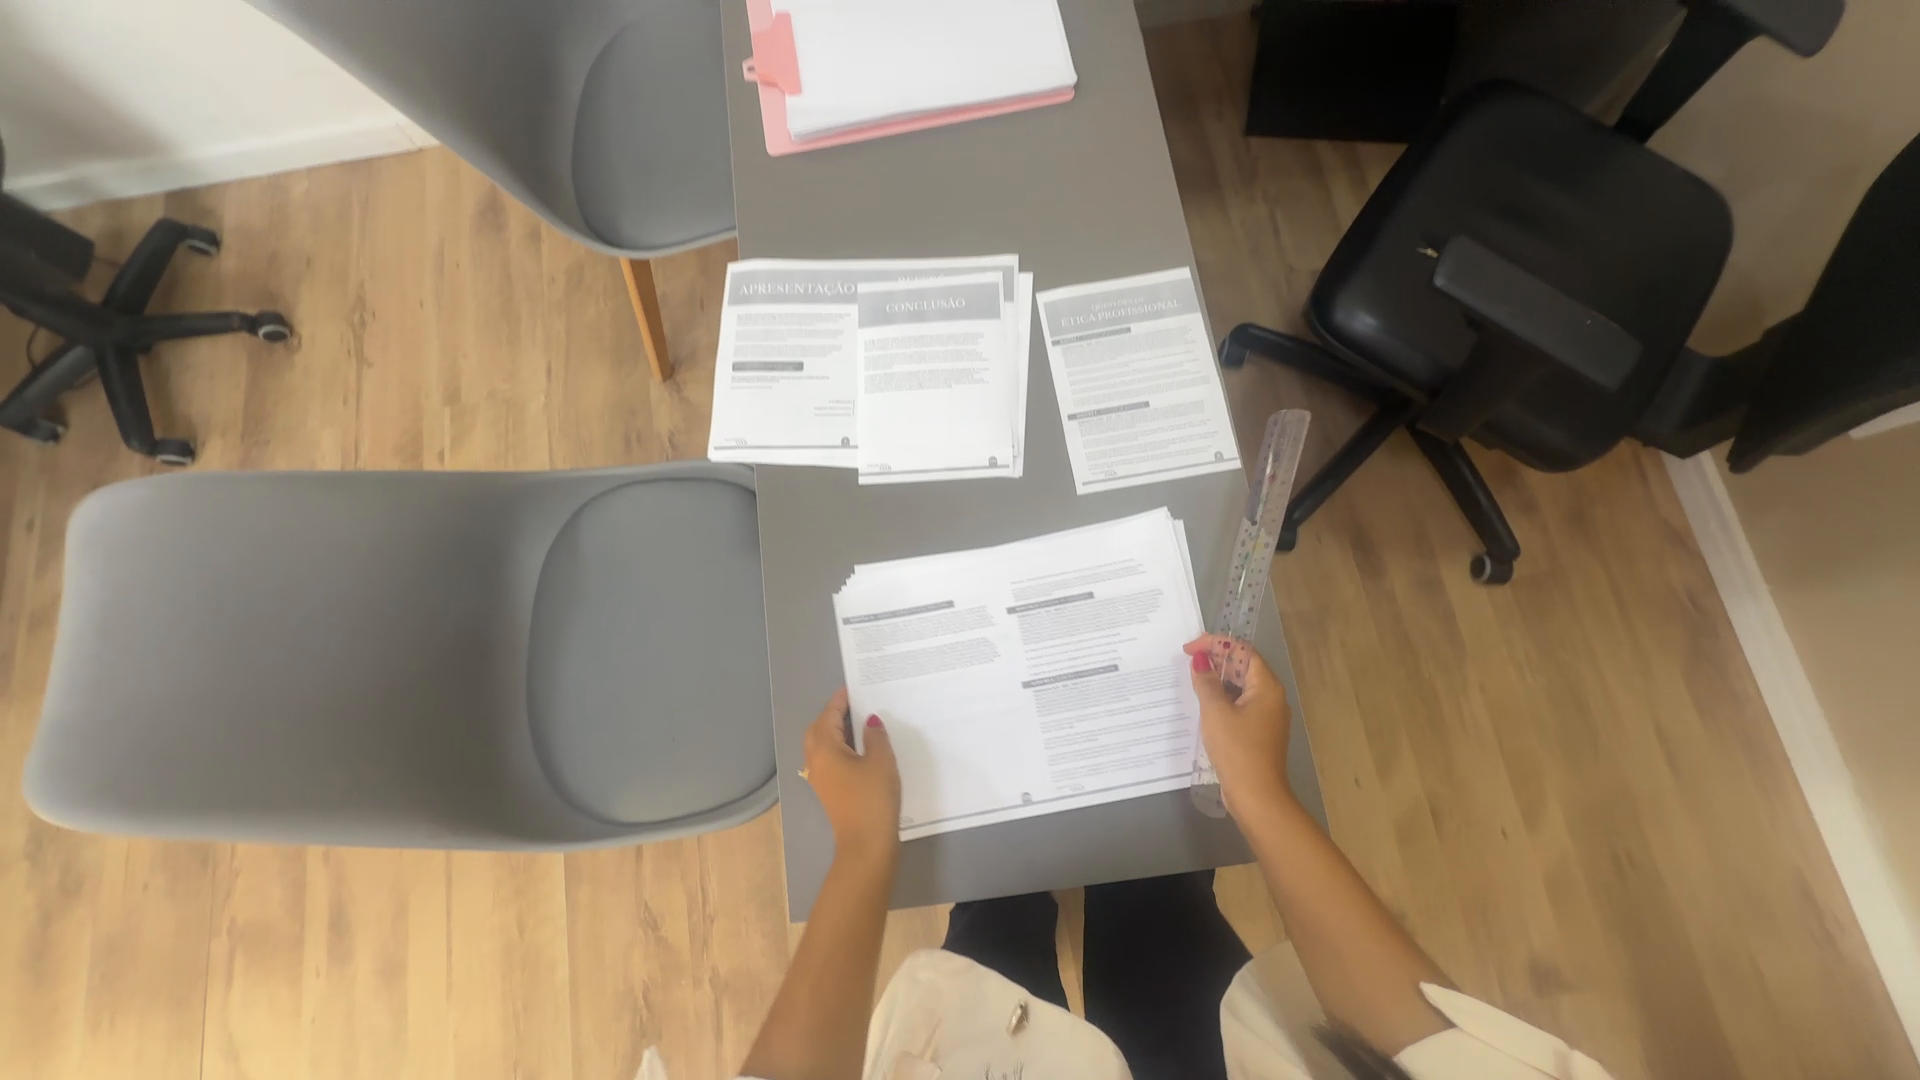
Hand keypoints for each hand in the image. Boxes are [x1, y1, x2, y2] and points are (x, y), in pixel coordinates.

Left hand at [803, 688, 901, 863]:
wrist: (866, 845)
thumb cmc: (872, 799)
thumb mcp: (880, 761)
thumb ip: (875, 737)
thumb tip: (870, 722)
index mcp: (824, 749)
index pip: (828, 716)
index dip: (839, 701)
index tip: (853, 689)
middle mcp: (815, 761)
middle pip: (819, 730)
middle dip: (833, 715)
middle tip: (855, 705)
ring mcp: (820, 778)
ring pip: (822, 746)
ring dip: (836, 732)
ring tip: (860, 723)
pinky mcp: (829, 791)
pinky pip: (829, 759)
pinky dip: (840, 747)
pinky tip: (860, 749)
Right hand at [1185, 634, 1294, 821]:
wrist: (1257, 796)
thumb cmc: (1237, 749)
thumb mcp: (1215, 711)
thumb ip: (1206, 682)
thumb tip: (1200, 660)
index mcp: (1266, 686)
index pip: (1242, 650)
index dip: (1215, 643)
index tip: (1189, 649)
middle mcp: (1271, 697)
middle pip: (1243, 666)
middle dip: (1216, 659)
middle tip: (1187, 661)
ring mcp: (1267, 716)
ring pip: (1241, 686)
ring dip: (1217, 680)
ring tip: (1191, 680)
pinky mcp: (1258, 732)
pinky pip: (1240, 704)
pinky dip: (1222, 698)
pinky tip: (1203, 705)